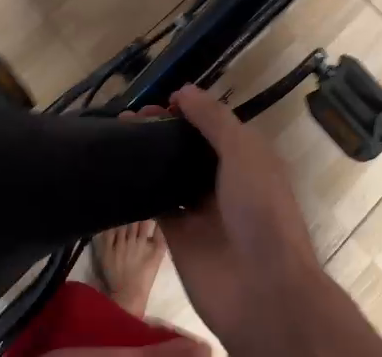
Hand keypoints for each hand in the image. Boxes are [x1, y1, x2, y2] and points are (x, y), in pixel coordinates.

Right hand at [137, 86, 316, 347]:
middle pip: (189, 147)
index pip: (214, 124)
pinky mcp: (179, 237)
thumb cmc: (261, 210)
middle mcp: (224, 179)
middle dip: (164, 130)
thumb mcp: (243, 152)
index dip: (189, 110)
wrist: (263, 290)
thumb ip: (213, 119)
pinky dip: (140, 191)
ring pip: (170, 174)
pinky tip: (119, 172)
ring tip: (118, 137)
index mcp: (248, 157)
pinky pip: (157, 206)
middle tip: (130, 118)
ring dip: (149, 156)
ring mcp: (201, 209)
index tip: (160, 100)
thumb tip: (183, 91)